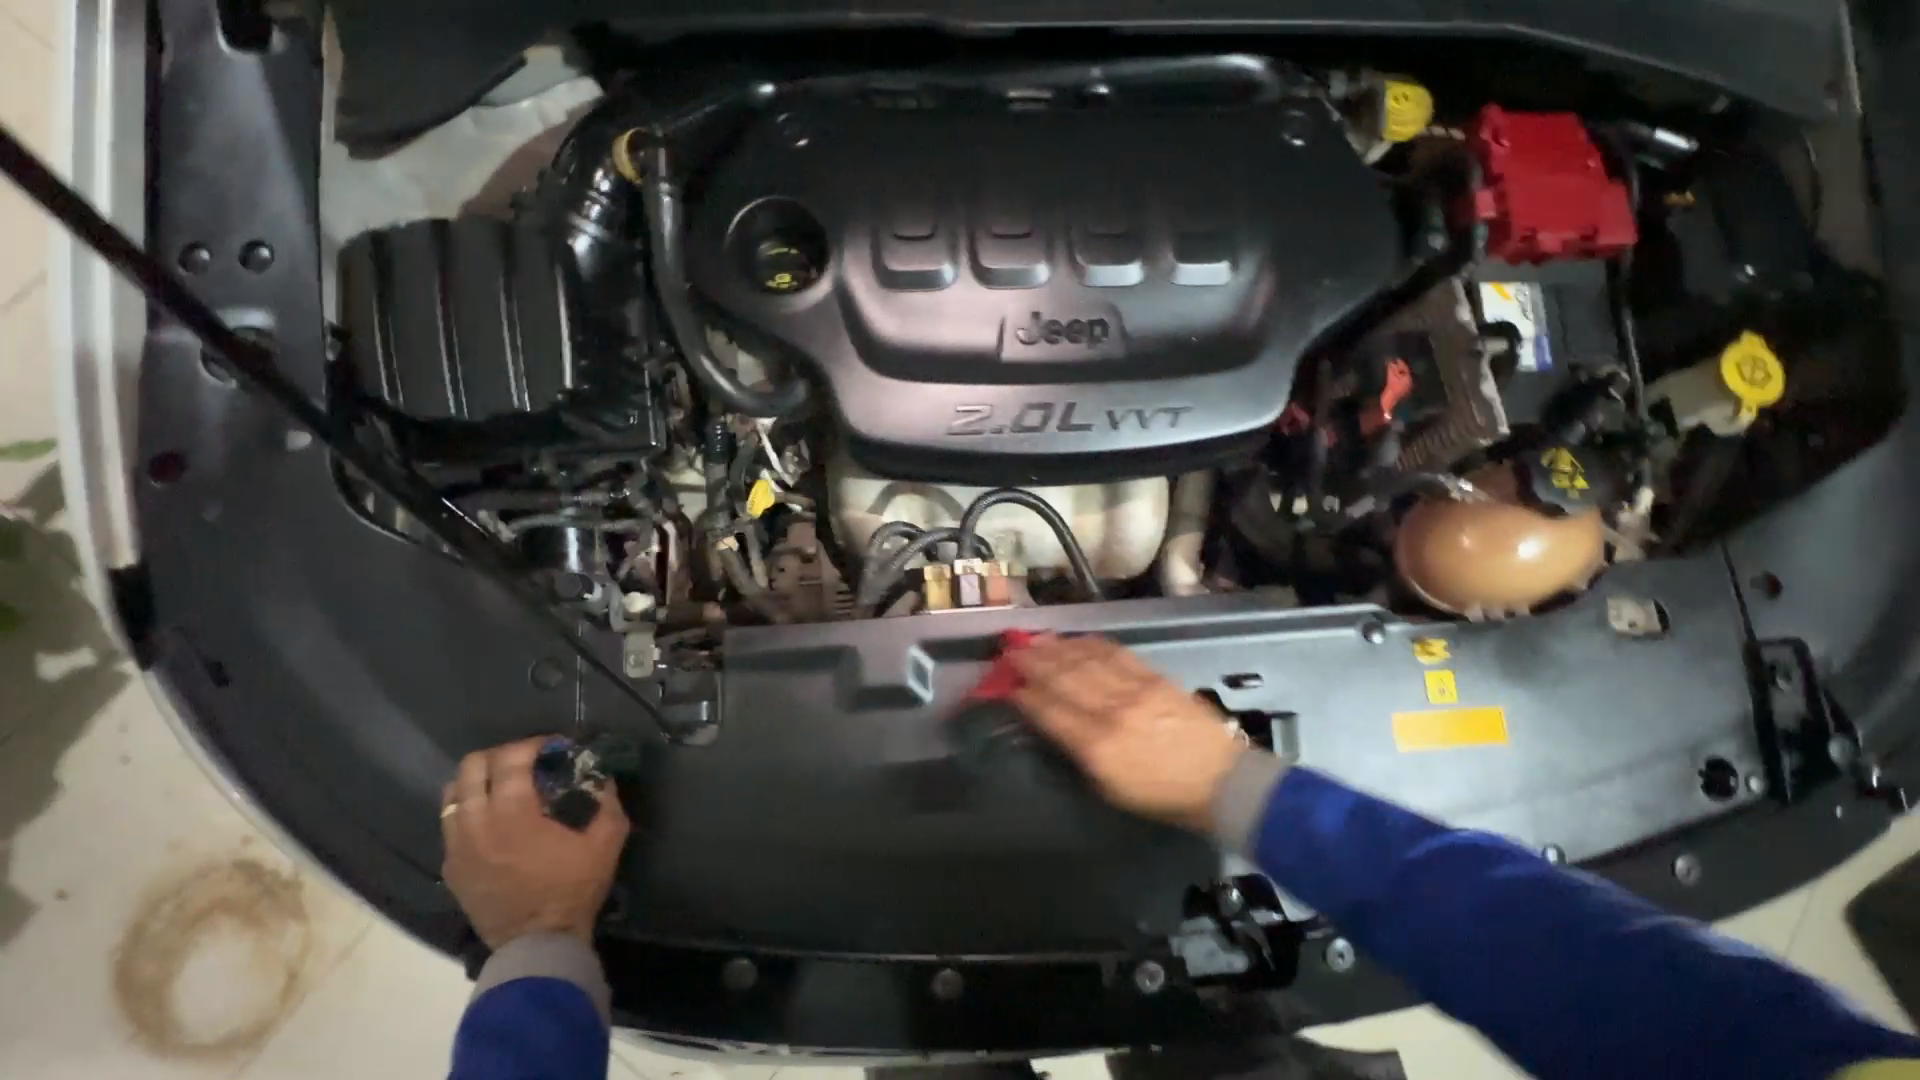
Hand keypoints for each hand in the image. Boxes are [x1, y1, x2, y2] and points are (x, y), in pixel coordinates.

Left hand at [440, 737, 630, 948]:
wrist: (537, 944)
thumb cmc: (573, 889)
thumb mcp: (606, 840)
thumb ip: (606, 800)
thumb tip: (602, 775)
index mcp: (513, 813)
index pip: (510, 758)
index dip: (533, 744)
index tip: (554, 748)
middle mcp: (476, 823)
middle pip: (471, 766)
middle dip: (501, 755)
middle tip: (527, 762)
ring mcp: (457, 846)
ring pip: (452, 793)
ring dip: (479, 781)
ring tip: (505, 787)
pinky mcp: (450, 867)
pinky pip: (450, 824)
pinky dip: (470, 811)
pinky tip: (495, 822)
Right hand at [1011, 636, 1247, 832]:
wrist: (1221, 781)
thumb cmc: (1161, 796)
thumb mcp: (1110, 789)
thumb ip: (1078, 754)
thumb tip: (1052, 724)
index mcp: (1097, 746)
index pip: (1049, 711)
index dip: (1024, 695)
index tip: (1006, 684)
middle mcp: (1111, 710)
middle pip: (1063, 678)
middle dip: (1032, 662)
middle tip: (1011, 652)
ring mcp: (1134, 689)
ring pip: (1086, 660)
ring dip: (1056, 648)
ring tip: (1035, 640)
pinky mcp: (1155, 677)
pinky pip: (1115, 653)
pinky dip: (1091, 644)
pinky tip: (1076, 640)